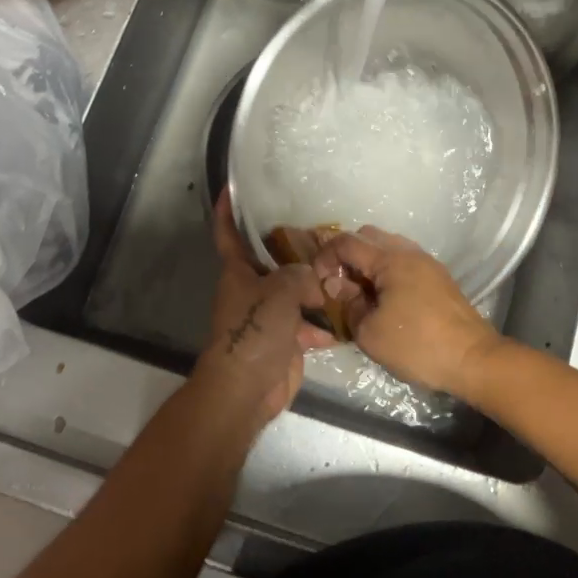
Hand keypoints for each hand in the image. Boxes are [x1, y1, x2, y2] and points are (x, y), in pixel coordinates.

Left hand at [192, 195, 331, 425]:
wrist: (247, 388)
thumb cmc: (253, 331)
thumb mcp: (279, 291)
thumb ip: (301, 275)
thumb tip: (317, 280)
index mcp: (239, 272)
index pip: (229, 234)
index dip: (228, 211)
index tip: (231, 188)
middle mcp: (253, 290)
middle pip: (274, 262)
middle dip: (297, 249)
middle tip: (325, 230)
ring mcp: (270, 317)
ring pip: (297, 293)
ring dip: (318, 287)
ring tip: (347, 270)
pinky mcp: (287, 341)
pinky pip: (310, 324)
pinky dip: (327, 323)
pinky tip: (349, 313)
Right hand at [310, 228, 503, 396]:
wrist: (473, 359)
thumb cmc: (417, 345)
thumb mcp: (370, 332)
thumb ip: (348, 304)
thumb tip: (336, 285)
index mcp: (390, 259)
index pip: (346, 242)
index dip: (325, 257)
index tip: (318, 282)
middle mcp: (409, 252)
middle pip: (368, 237)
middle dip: (347, 256)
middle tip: (339, 284)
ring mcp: (427, 263)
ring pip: (388, 248)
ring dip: (368, 264)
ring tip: (360, 294)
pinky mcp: (438, 278)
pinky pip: (404, 262)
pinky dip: (387, 272)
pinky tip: (384, 299)